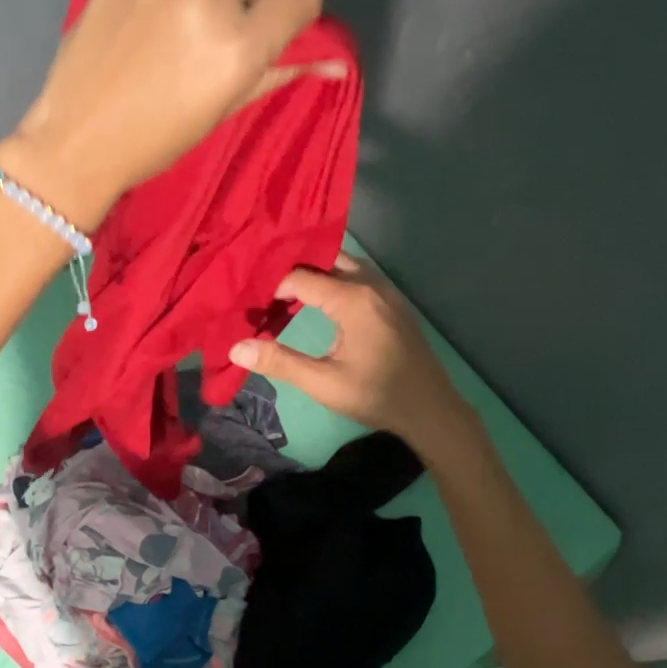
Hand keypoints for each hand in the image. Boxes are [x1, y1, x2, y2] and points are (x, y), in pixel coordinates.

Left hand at [0, 0, 323, 227]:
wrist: (75, 141)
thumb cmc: (155, 142)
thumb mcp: (221, 112)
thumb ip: (277, 73)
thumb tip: (332, 62)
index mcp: (238, 45)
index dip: (298, 2)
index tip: (280, 20)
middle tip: (233, 17)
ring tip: (170, 35)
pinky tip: (136, 31)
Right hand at [230, 254, 466, 439]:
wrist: (430, 408)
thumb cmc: (375, 395)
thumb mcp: (323, 383)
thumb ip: (280, 362)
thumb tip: (236, 349)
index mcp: (352, 299)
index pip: (300, 277)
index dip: (271, 287)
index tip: (250, 303)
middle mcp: (371, 284)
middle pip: (324, 258)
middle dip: (293, 268)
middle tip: (263, 286)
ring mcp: (386, 291)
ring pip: (344, 264)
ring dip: (315, 272)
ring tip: (284, 292)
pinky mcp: (393, 303)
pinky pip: (358, 276)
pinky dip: (333, 279)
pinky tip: (318, 303)